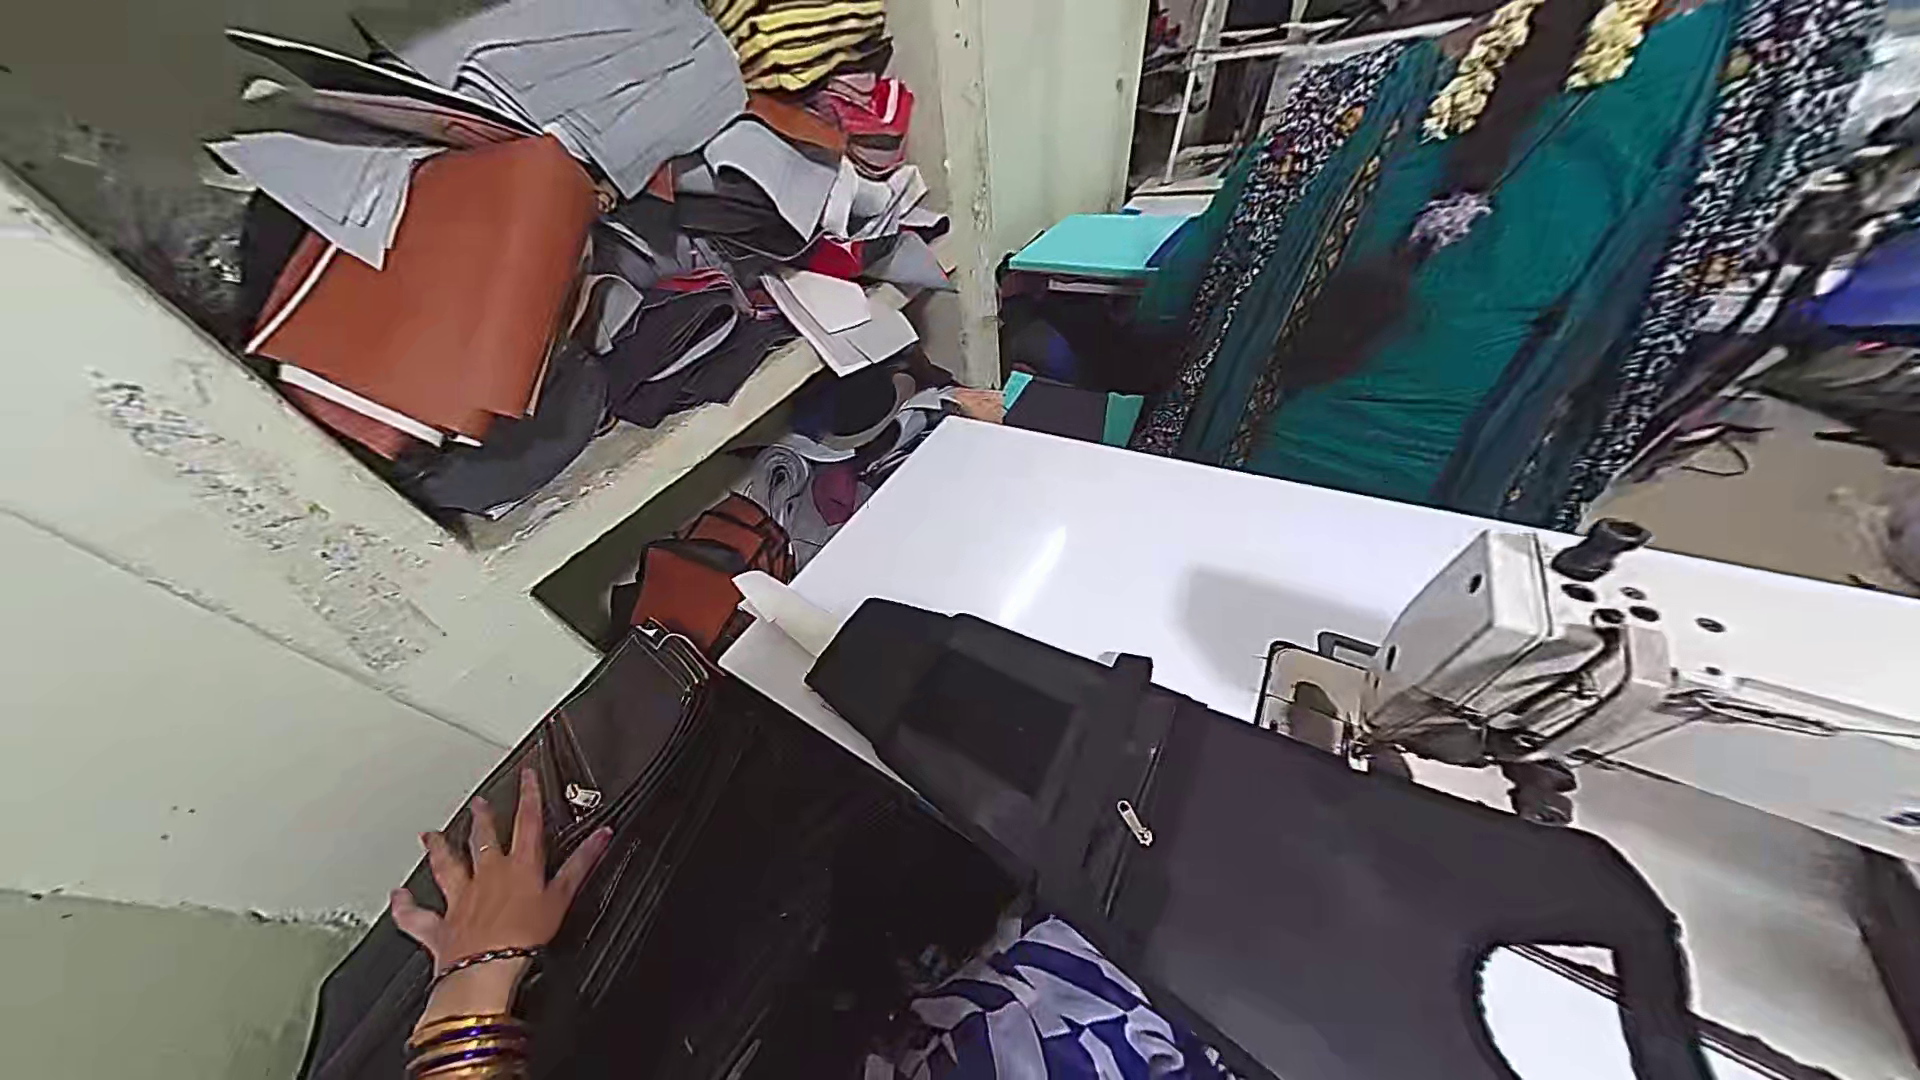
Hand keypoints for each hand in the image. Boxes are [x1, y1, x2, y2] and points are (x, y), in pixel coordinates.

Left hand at [392, 768, 611, 1023]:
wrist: (484, 972)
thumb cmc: (525, 936)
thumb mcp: (563, 895)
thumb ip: (583, 862)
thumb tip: (603, 834)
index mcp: (520, 865)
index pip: (527, 820)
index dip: (529, 794)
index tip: (527, 774)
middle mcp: (488, 875)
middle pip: (483, 838)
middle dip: (482, 817)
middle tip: (478, 801)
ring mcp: (460, 899)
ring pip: (447, 867)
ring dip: (439, 850)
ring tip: (431, 835)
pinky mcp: (439, 927)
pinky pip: (417, 915)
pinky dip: (405, 906)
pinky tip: (397, 895)